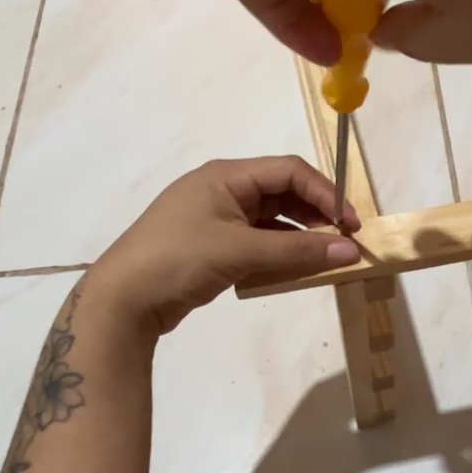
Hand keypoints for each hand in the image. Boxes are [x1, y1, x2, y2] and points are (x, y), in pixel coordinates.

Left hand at [81, 157, 361, 337]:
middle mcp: (224, 189)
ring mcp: (217, 217)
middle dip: (316, 214)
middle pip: (283, 191)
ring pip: (273, 218)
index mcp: (227, 175)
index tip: (350, 224)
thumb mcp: (240, 252)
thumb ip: (297, 250)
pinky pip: (258, 239)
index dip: (325, 193)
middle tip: (344, 242)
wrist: (121, 301)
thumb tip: (349, 250)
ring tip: (326, 257)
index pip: (289, 171)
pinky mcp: (214, 244)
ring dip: (300, 235)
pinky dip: (280, 250)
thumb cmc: (178, 260)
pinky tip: (297, 268)